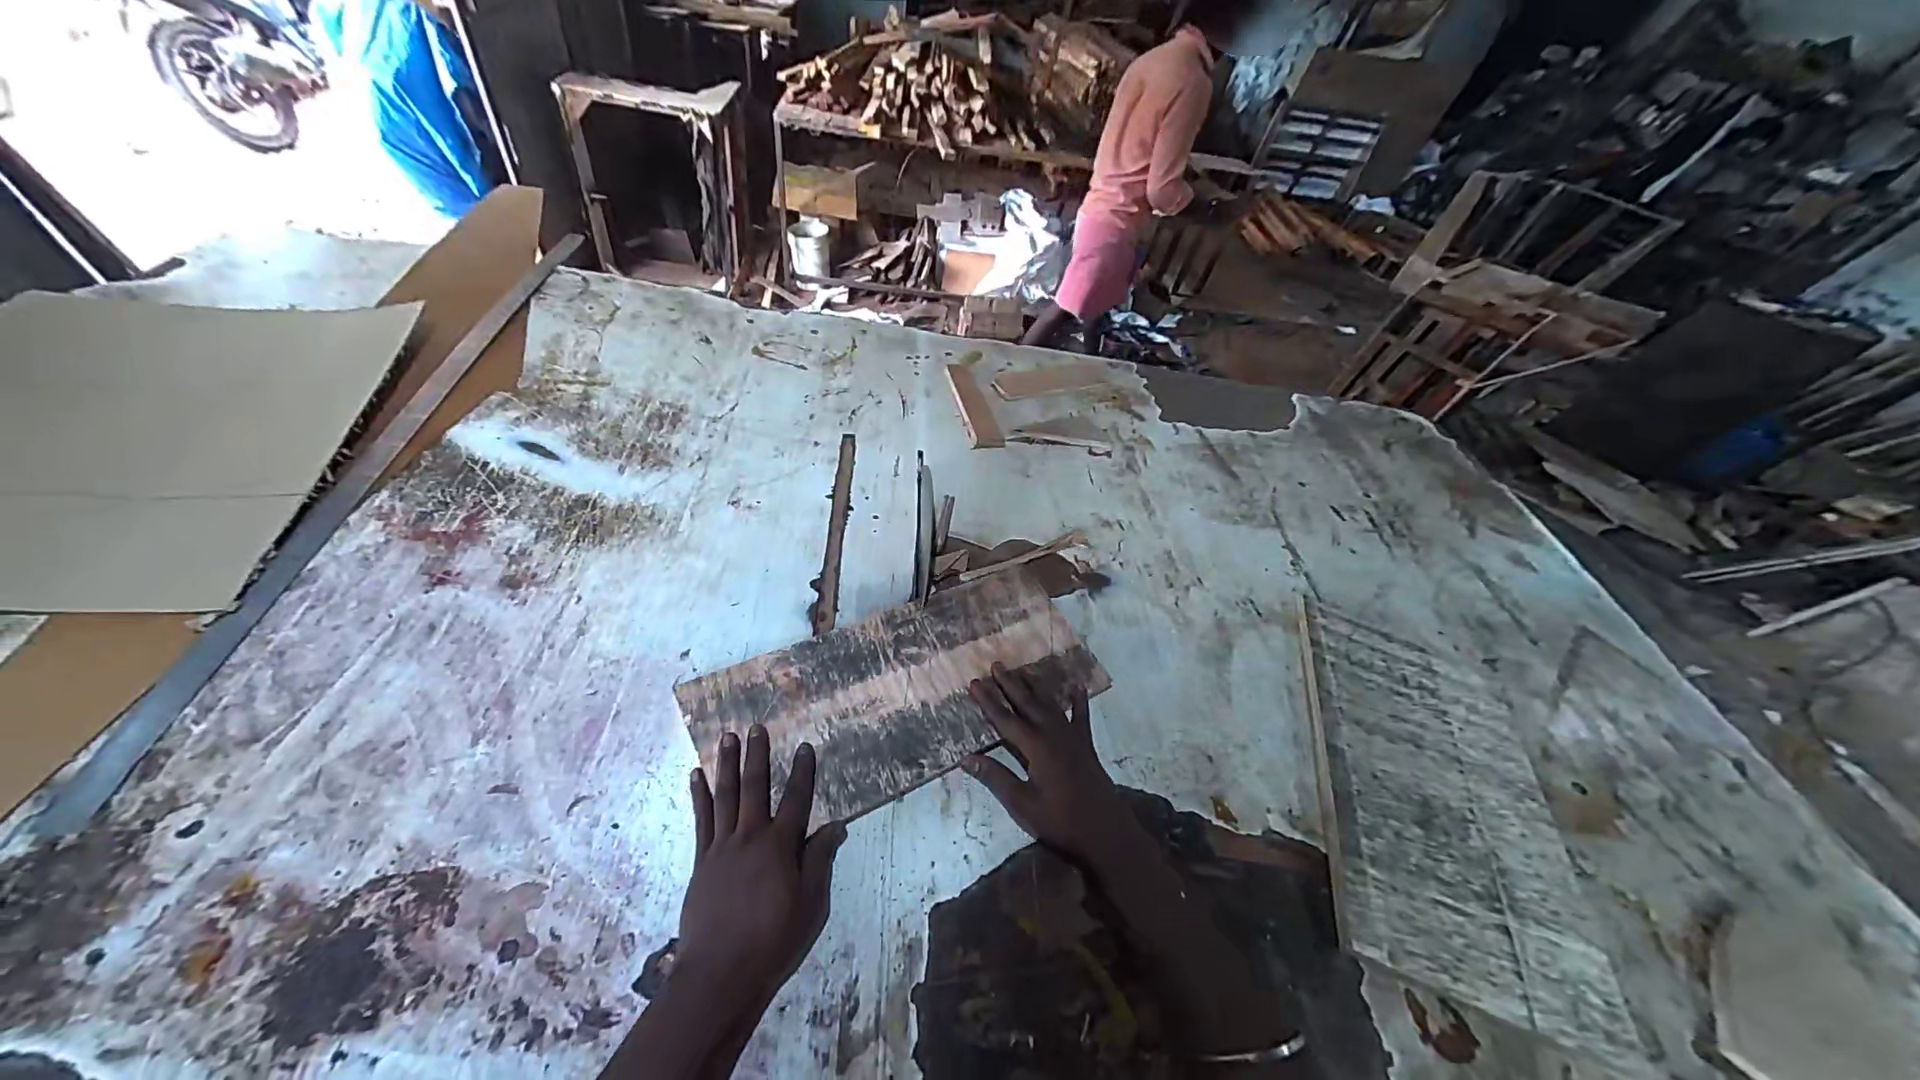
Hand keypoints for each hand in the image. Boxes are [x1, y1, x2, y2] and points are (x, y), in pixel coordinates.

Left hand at [677, 726, 845, 1005]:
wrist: (720, 972)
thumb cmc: (774, 939)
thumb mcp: (811, 903)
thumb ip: (820, 860)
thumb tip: (836, 825)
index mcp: (780, 846)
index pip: (797, 799)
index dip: (803, 772)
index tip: (805, 747)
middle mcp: (750, 837)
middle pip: (756, 788)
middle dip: (758, 755)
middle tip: (757, 727)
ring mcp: (722, 848)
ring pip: (726, 796)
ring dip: (727, 764)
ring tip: (728, 737)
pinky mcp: (701, 862)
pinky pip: (702, 821)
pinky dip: (700, 796)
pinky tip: (696, 776)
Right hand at [962, 663, 1147, 870]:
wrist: (1105, 831)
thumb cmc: (1060, 820)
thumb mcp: (1022, 803)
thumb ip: (995, 777)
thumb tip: (966, 758)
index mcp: (1035, 747)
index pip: (1005, 719)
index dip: (988, 701)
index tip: (975, 682)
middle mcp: (1053, 734)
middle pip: (1027, 703)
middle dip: (1010, 684)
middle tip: (996, 664)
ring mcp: (1072, 738)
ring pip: (1050, 704)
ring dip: (1036, 687)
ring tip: (1024, 670)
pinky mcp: (1085, 745)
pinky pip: (1080, 717)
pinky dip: (1078, 701)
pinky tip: (1077, 687)